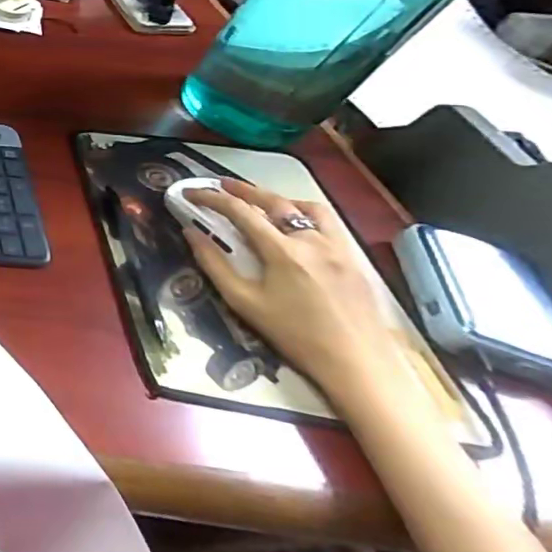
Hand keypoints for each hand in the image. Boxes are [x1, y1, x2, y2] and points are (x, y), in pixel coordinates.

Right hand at [185, 180, 415, 410]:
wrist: (359, 366)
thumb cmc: (295, 335)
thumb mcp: (244, 302)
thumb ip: (214, 264)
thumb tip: (191, 232)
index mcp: (282, 251)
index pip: (240, 212)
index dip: (211, 198)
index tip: (191, 193)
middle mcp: (312, 241)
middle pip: (274, 202)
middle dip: (243, 190)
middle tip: (221, 185)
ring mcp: (339, 249)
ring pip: (307, 208)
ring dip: (280, 199)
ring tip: (263, 201)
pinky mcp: (355, 260)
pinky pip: (330, 224)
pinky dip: (307, 214)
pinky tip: (298, 225)